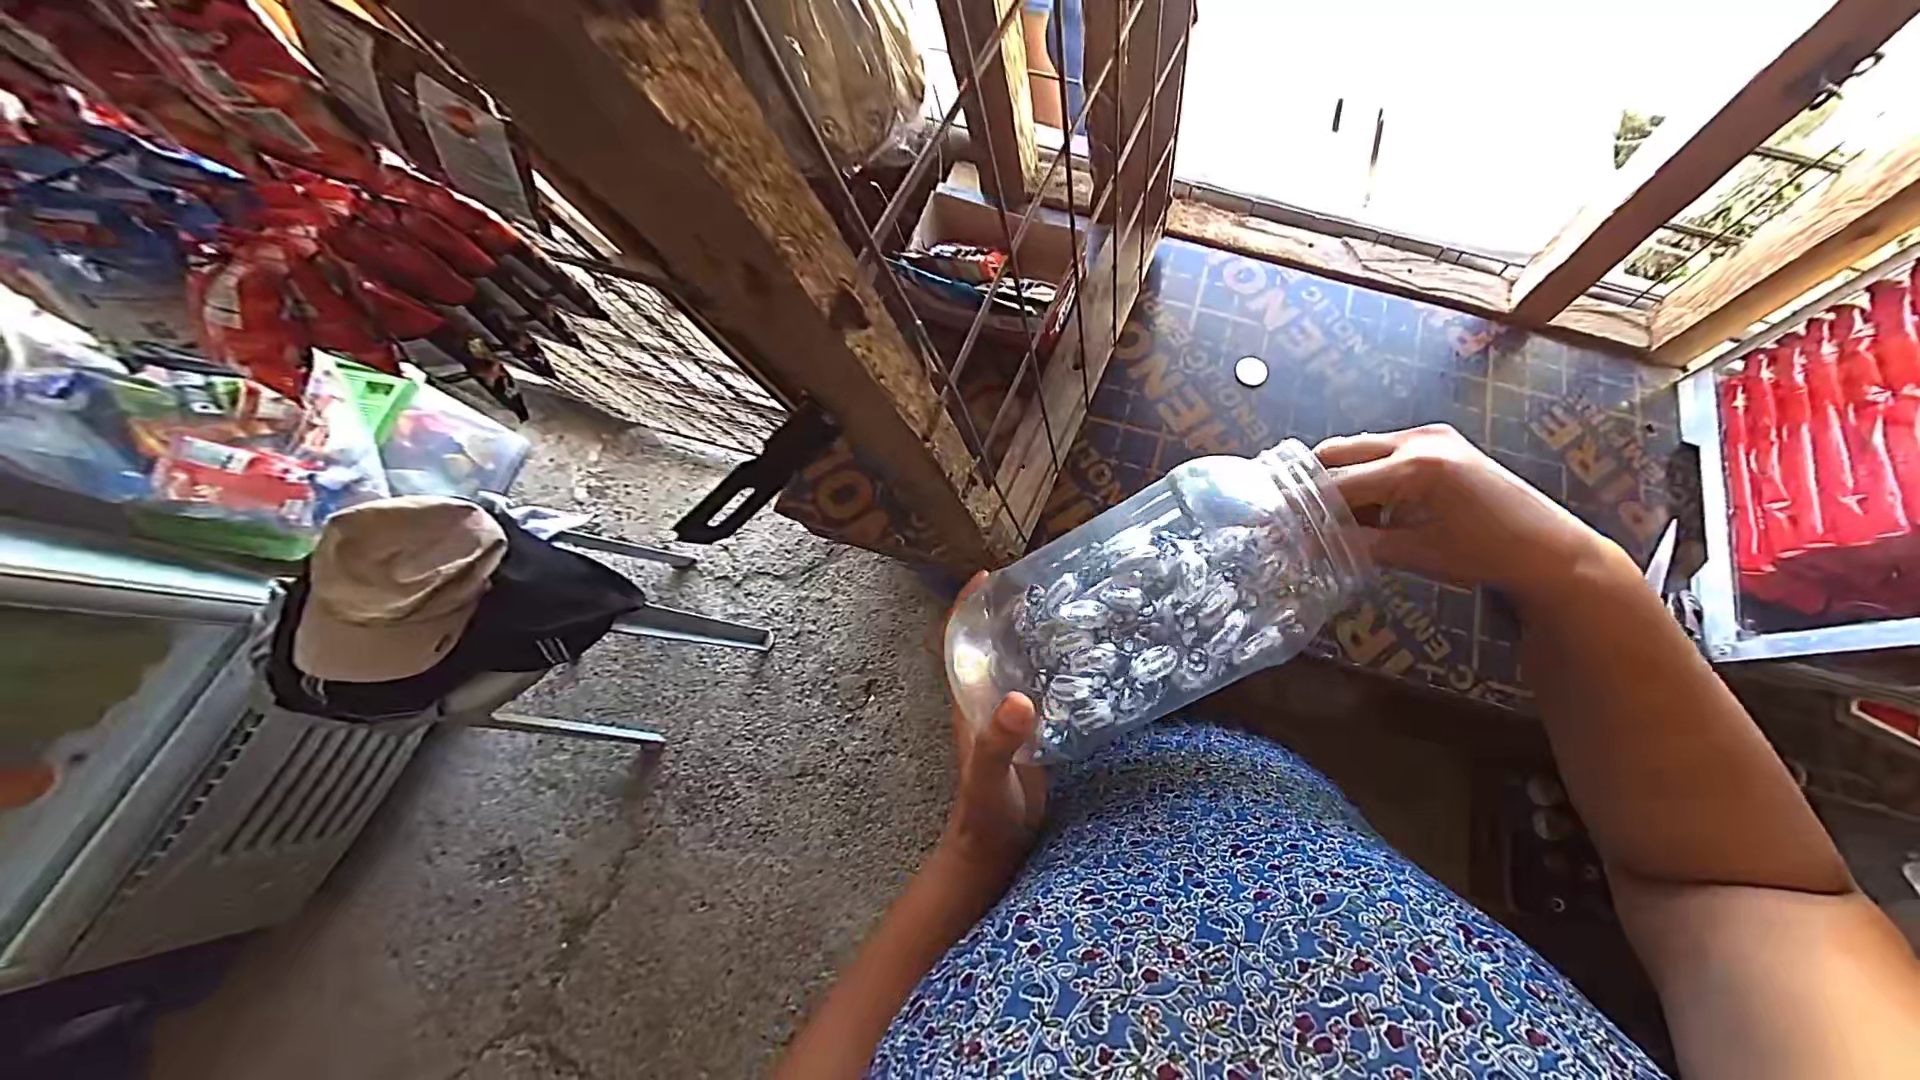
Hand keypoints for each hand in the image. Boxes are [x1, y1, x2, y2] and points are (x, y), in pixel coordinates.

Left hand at [938, 573, 1047, 889]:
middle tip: (1042, 586)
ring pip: (1018, 663)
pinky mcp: (1034, 728)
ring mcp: (1010, 713)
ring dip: (1034, 637)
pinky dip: (1057, 670)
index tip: (987, 575)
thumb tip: (1019, 701)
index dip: (966, 607)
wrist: (999, 847)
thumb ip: (998, 742)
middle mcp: (987, 698)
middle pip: (992, 644)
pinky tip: (1086, 661)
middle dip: (1007, 612)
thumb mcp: (989, 775)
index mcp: (968, 699)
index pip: (959, 642)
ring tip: (1070, 611)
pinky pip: (1043, 688)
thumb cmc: (986, 812)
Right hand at [1314, 424, 1625, 607]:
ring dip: (1339, 480)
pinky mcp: (1436, 440)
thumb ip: (1356, 542)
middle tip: (1299, 516)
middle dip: (1312, 484)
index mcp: (1415, 468)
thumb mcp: (1413, 553)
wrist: (1551, 549)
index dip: (1303, 505)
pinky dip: (1365, 477)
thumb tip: (1308, 544)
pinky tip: (1373, 508)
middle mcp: (1418, 440)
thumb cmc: (1487, 555)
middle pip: (1336, 452)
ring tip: (1343, 519)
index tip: (1279, 522)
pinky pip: (1380, 451)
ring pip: (1355, 449)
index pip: (1336, 483)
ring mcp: (1429, 436)